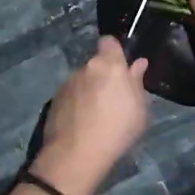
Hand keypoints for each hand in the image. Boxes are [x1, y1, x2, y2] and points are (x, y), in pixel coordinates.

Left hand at [31, 37, 148, 194]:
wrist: (77, 153)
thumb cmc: (117, 129)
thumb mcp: (139, 109)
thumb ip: (136, 82)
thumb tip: (138, 63)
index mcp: (109, 64)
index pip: (109, 41)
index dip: (114, 50)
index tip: (121, 66)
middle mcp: (86, 67)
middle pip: (97, 64)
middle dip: (104, 76)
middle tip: (113, 98)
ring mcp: (68, 81)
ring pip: (83, 80)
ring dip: (90, 90)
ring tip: (97, 115)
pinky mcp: (56, 97)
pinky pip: (72, 94)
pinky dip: (77, 102)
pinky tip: (82, 122)